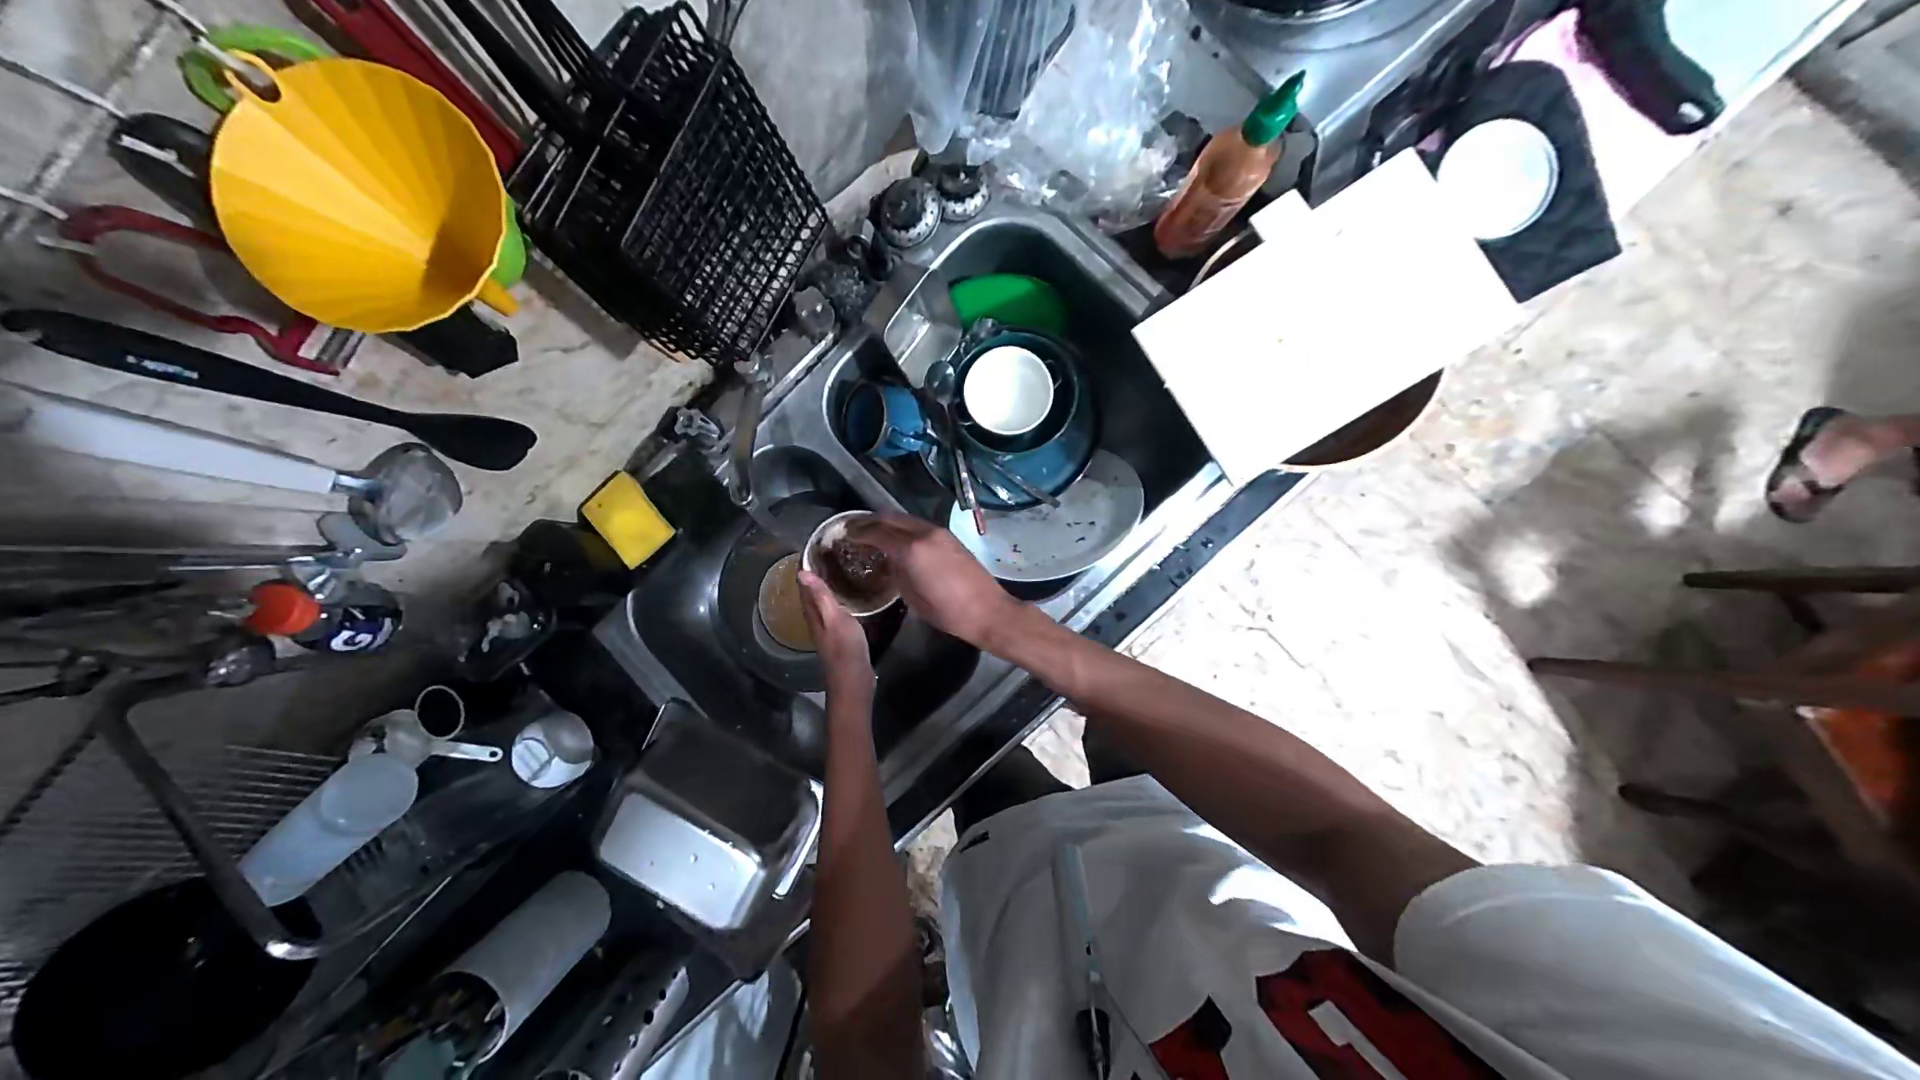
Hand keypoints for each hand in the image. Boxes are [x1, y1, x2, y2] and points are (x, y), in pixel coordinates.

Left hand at [799, 568, 872, 696]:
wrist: (854, 681)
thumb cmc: (845, 648)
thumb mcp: (835, 618)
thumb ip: (821, 596)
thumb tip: (801, 573)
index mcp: (813, 615)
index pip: (804, 587)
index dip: (806, 570)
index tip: (812, 550)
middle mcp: (817, 621)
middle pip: (812, 595)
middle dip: (816, 577)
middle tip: (827, 556)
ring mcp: (828, 631)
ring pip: (823, 604)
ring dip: (827, 589)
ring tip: (838, 571)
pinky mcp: (840, 637)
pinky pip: (834, 612)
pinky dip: (838, 601)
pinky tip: (848, 597)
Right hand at [849, 514, 1021, 647]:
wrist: (987, 610)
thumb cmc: (947, 612)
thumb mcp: (912, 596)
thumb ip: (896, 573)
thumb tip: (888, 562)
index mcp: (912, 549)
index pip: (877, 532)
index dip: (858, 532)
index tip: (845, 535)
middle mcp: (924, 533)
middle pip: (890, 518)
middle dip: (870, 522)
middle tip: (855, 530)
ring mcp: (939, 532)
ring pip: (905, 519)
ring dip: (887, 523)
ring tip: (873, 533)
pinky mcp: (949, 537)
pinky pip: (919, 526)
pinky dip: (904, 528)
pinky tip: (898, 540)